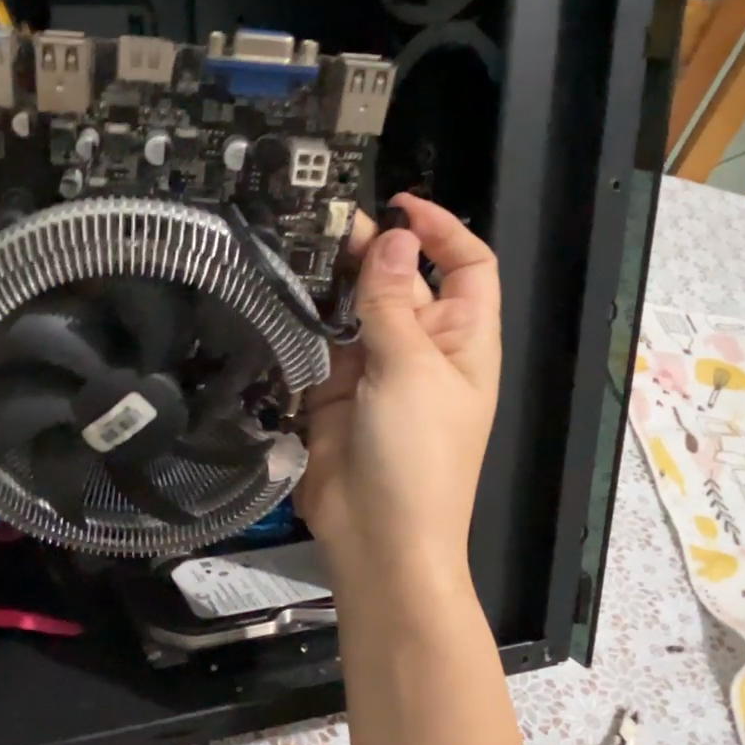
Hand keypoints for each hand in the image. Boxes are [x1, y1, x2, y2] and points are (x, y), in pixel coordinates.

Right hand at [297, 194, 502, 582]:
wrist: (378, 539)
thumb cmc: (418, 454)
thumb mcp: (411, 370)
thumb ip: (393, 303)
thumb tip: (392, 238)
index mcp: (462, 340)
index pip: (467, 266)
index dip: (441, 230)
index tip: (398, 206)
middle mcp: (421, 350)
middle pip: (400, 284)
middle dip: (369, 255)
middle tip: (321, 229)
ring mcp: (375, 374)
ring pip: (353, 315)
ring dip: (329, 289)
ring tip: (291, 257)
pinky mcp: (334, 397)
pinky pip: (319, 351)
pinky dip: (302, 330)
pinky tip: (277, 304)